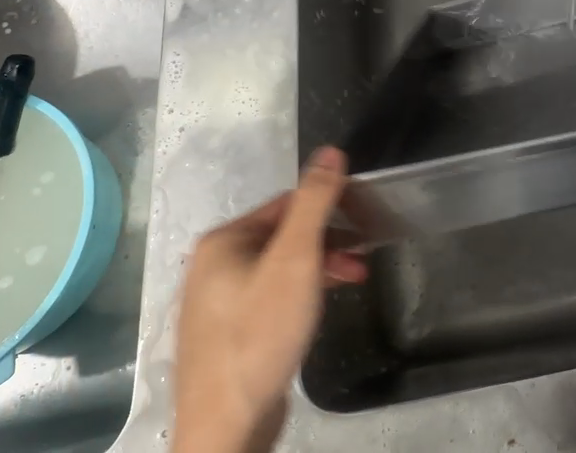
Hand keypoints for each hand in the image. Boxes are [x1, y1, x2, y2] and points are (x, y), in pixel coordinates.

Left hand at [172, 147, 367, 452]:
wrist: (226, 424)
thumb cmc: (261, 334)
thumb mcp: (297, 259)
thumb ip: (314, 203)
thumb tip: (330, 151)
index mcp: (223, 241)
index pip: (286, 205)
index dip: (328, 210)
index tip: (363, 225)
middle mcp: (213, 266)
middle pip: (283, 236)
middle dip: (327, 243)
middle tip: (363, 259)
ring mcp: (216, 303)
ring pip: (279, 268)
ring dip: (318, 269)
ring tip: (353, 281)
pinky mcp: (226, 335)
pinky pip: (269, 298)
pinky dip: (299, 295)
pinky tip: (316, 313)